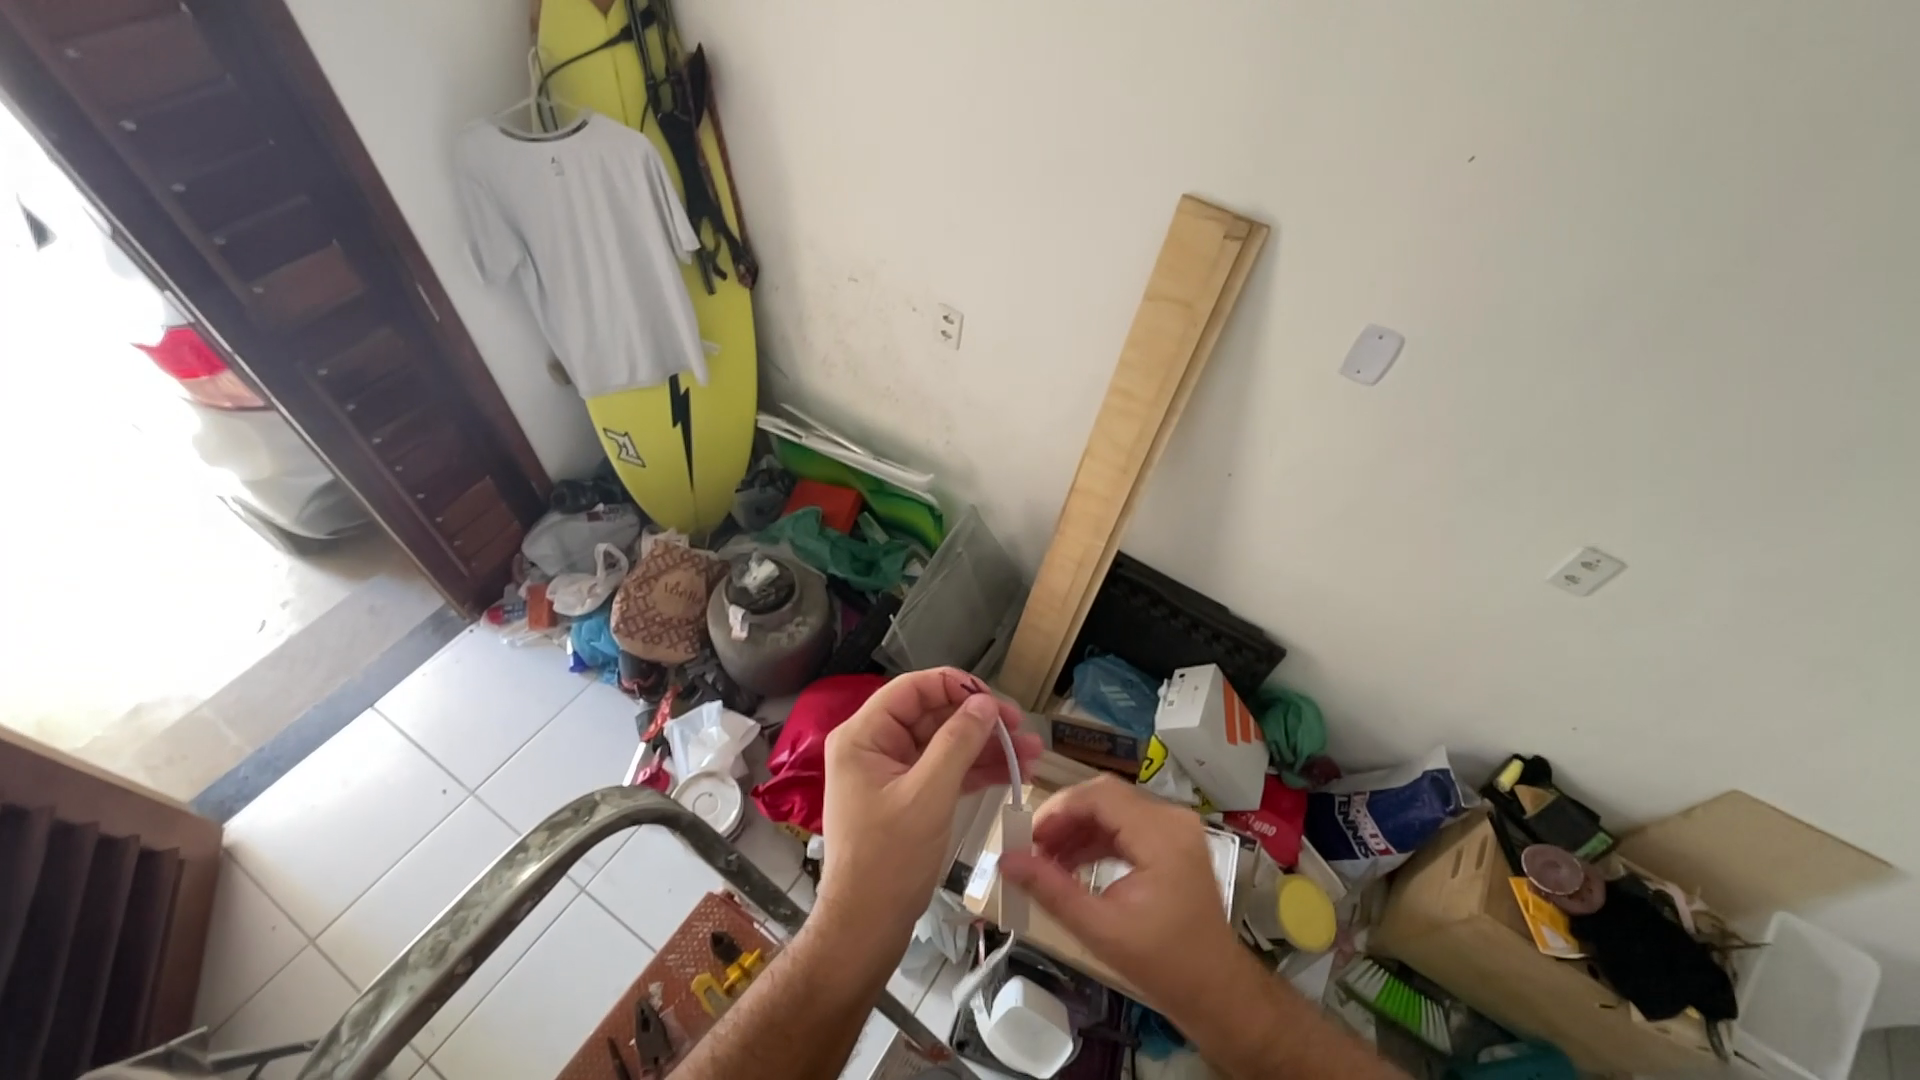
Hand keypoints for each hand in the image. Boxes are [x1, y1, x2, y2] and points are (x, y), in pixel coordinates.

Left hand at [818, 667, 1042, 943]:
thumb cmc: (888, 859)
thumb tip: (985, 703)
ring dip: (986, 748)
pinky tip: (1013, 774)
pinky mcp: (908, 797)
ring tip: (1032, 755)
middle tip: (1023, 730)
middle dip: (980, 722)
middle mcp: (874, 746)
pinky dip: (976, 771)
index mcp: (864, 736)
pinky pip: (945, 771)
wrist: (866, 927)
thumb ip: (957, 743)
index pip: (912, 689)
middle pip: (933, 715)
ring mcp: (891, 773)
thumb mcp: (928, 796)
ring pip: (945, 744)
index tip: (997, 701)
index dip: (956, 686)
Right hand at [1000, 775, 1239, 1012]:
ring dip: (1079, 829)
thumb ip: (1050, 889)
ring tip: (1046, 859)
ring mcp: (1177, 828)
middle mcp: (1172, 818)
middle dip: (1065, 819)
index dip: (1057, 809)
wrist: (1214, 988)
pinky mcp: (1174, 841)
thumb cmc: (1161, 962)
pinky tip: (1073, 863)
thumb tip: (1005, 861)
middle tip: (1032, 848)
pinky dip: (1099, 838)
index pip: (1098, 795)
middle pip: (1105, 797)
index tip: (1027, 837)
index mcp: (1160, 834)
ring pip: (1114, 809)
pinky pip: (1128, 824)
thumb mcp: (1098, 927)